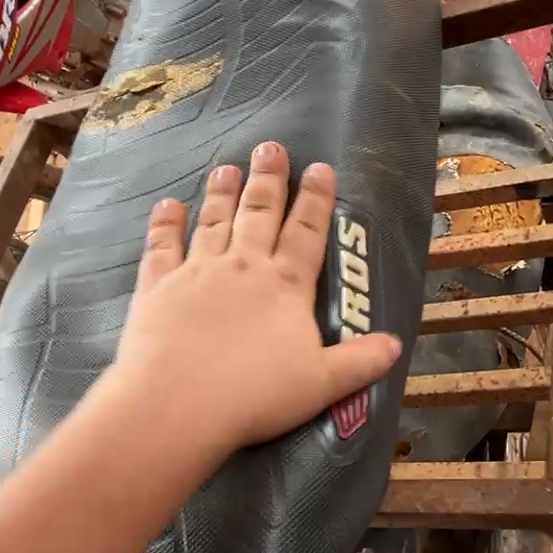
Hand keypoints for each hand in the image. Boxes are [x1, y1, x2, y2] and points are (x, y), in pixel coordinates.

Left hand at [95, 141, 401, 453]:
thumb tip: (396, 345)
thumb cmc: (256, 395)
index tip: (320, 168)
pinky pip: (162, 247)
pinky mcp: (157, 288)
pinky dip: (165, 224)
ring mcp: (197, 273)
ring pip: (214, 222)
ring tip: (228, 167)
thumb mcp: (322, 384)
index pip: (307, 233)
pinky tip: (168, 205)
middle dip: (269, 180)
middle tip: (270, 147)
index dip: (317, 200)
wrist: (176, 405)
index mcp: (286, 286)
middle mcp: (244, 267)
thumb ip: (359, 361)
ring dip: (223, 193)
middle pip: (260, 215)